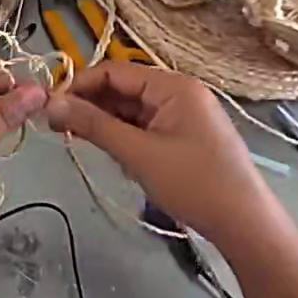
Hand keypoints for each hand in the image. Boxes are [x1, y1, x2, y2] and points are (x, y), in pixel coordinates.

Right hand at [46, 63, 278, 246]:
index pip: (114, 71)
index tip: (50, 106)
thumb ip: (93, 125)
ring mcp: (183, 114)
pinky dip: (124, 135)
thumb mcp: (138, 154)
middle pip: (123, 88)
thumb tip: (51, 104)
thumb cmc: (194, 183)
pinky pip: (144, 125)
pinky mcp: (184, 136)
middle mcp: (179, 92)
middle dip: (90, 105)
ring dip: (105, 122)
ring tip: (78, 140)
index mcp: (173, 86)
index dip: (79, 85)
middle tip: (57, 126)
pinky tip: (111, 152)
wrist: (246, 226)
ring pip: (131, 108)